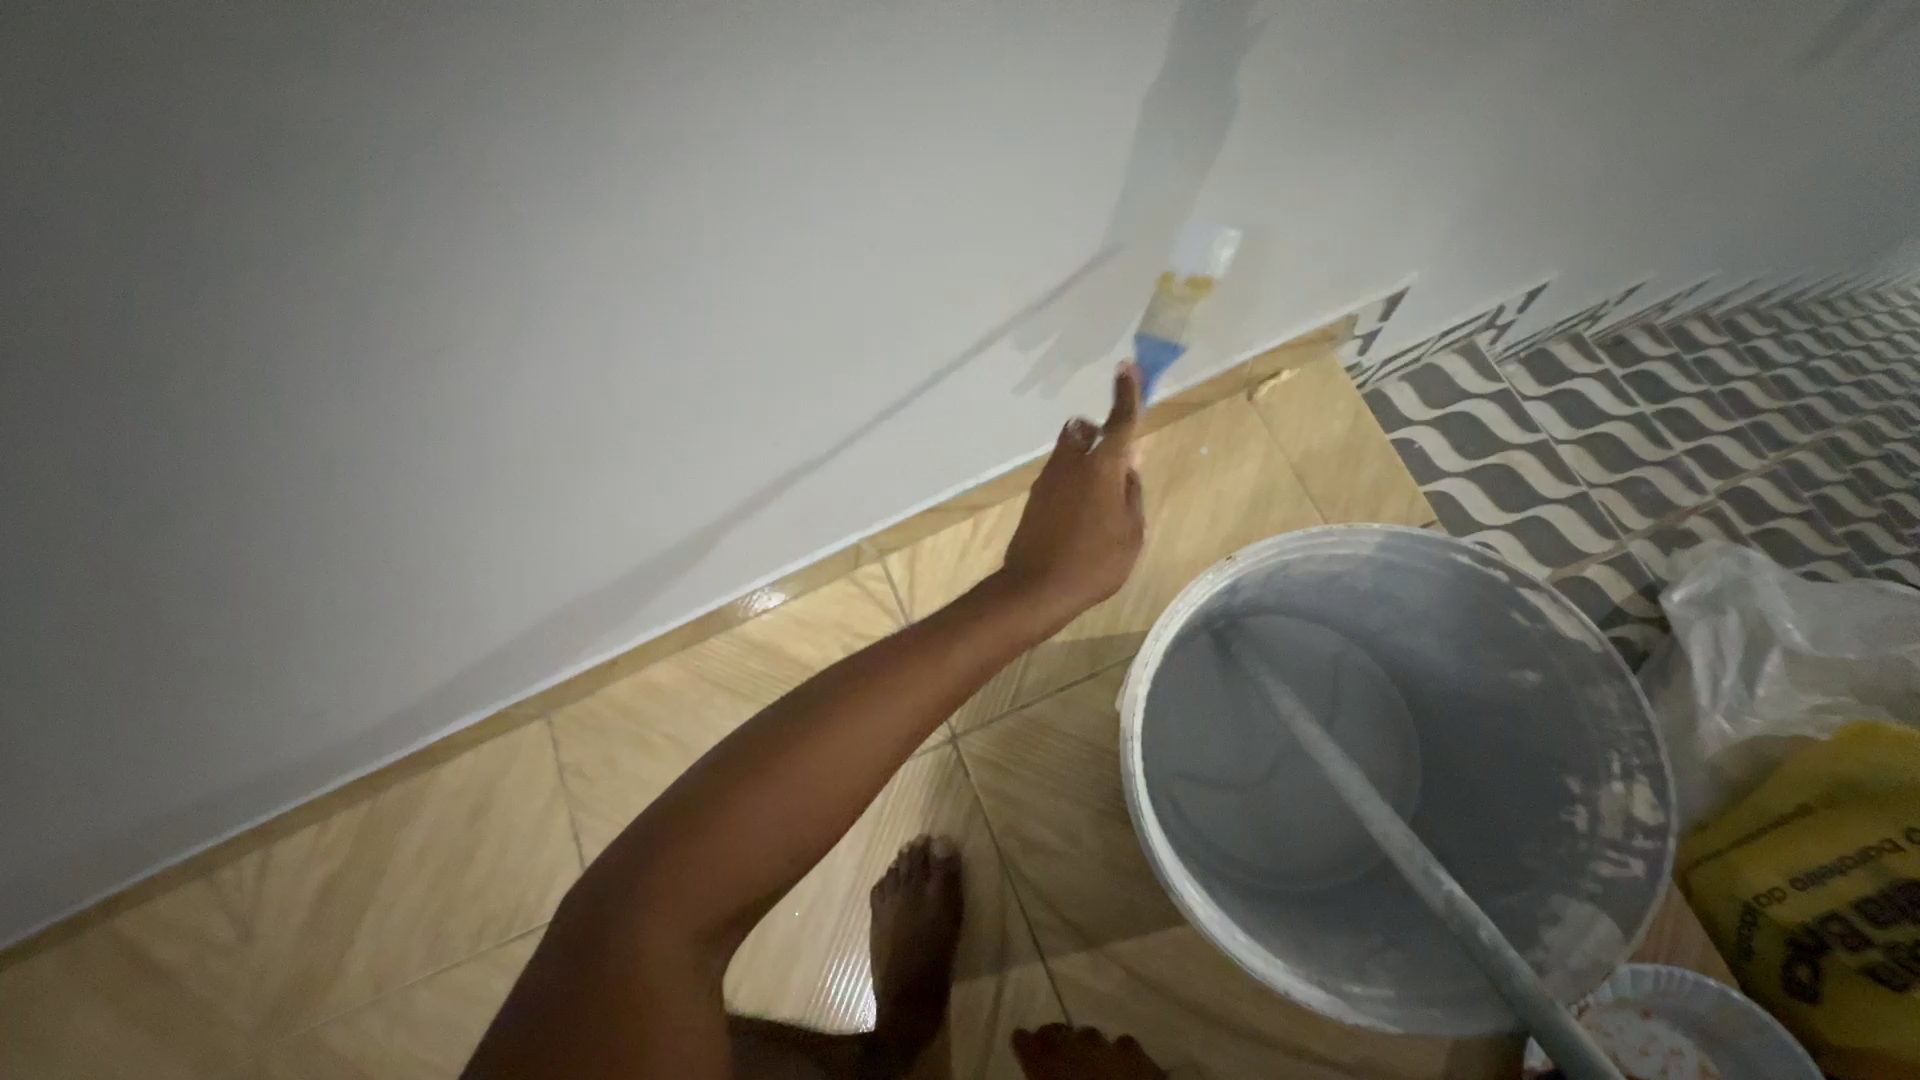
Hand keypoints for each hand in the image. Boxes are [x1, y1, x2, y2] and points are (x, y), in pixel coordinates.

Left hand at [997, 361, 1146, 623]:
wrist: (1037, 589)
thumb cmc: (1095, 562)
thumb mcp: (1132, 532)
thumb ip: (1131, 495)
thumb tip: (1126, 472)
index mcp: (1102, 468)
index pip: (1119, 422)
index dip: (1126, 394)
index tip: (1126, 367)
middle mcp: (1071, 465)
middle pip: (1083, 432)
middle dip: (1098, 434)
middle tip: (1114, 462)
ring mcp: (1047, 481)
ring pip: (1068, 455)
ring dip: (1085, 462)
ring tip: (1100, 503)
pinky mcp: (1034, 500)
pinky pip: (1059, 478)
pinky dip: (1072, 484)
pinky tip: (1081, 519)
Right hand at [1011, 1024, 1167, 1079]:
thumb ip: (1042, 1076)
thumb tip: (1042, 1073)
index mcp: (1049, 1062)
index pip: (1025, 1041)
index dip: (1024, 1043)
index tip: (1021, 1043)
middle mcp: (1076, 1045)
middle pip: (1059, 1033)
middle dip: (1056, 1041)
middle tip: (1056, 1058)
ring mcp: (1109, 1046)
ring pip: (1092, 1037)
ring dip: (1088, 1048)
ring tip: (1090, 1064)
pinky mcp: (1140, 1055)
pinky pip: (1123, 1047)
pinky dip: (1119, 1056)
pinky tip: (1122, 1068)